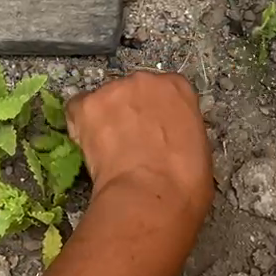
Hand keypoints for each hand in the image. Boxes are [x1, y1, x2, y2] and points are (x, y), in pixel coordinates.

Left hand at [67, 71, 213, 231]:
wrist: (150, 195)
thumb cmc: (183, 182)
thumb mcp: (198, 149)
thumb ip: (180, 131)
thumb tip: (167, 140)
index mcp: (177, 88)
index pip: (165, 90)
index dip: (156, 112)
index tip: (154, 131)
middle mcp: (144, 80)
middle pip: (131, 91)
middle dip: (129, 112)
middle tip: (129, 142)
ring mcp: (113, 90)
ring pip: (104, 100)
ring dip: (104, 119)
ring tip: (108, 150)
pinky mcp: (87, 105)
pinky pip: (77, 110)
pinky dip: (80, 126)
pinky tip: (89, 148)